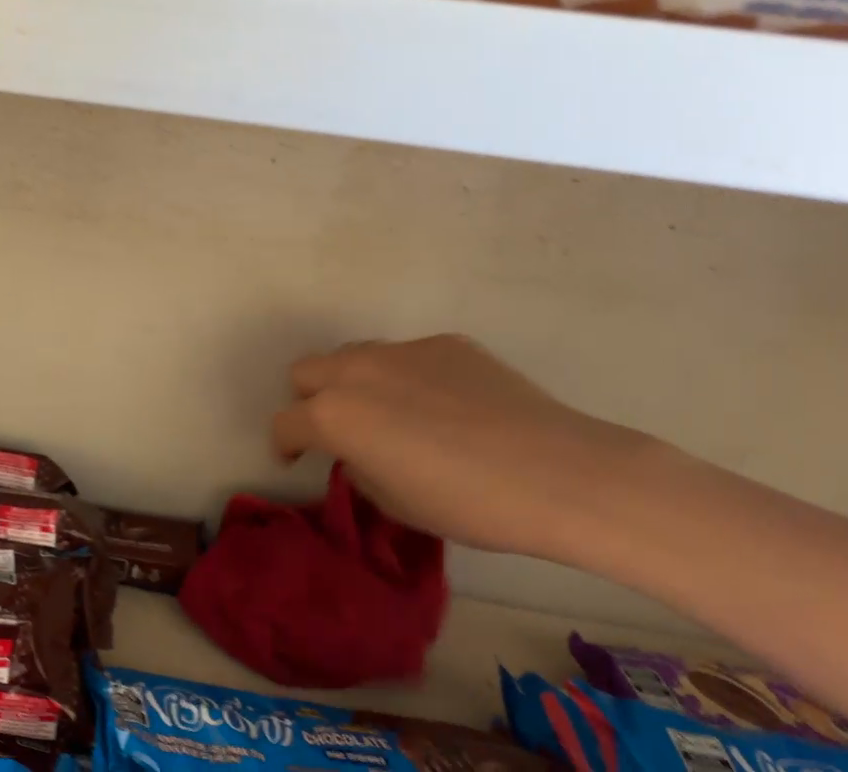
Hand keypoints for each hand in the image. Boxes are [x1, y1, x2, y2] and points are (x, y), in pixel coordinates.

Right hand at [274, 335, 662, 560]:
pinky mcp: (447, 344)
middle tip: (340, 432)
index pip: (285, 423)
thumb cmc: (468, 503)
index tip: (297, 460)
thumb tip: (358, 453)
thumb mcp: (393, 503)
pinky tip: (447, 410)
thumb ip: (358, 468)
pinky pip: (409, 357)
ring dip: (355, 383)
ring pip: (355, 356)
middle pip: (307, 372)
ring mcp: (403, 350)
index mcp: (334, 415)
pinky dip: (409, 378)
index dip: (286, 445)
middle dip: (311, 401)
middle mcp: (356, 371)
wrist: (562, 474)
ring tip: (391, 416)